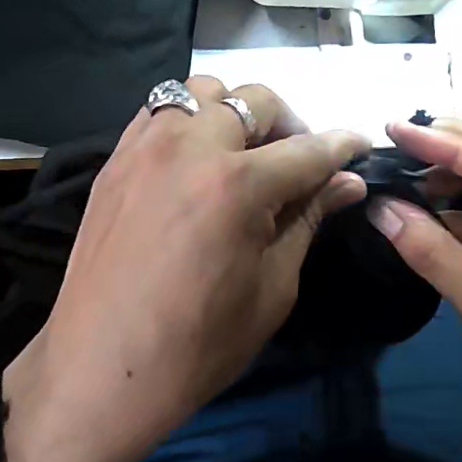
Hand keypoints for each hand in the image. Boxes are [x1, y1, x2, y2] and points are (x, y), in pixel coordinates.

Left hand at [1, 78, 368, 461]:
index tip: (359, 145)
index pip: (308, 149)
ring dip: (234, 111)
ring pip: (202, 91)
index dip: (342, 146)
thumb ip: (308, 219)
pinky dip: (189, 120)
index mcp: (238, 184)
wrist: (102, 370)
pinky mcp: (115, 161)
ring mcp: (145, 148)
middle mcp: (190, 147)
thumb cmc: (200, 343)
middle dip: (289, 124)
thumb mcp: (273, 286)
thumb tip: (348, 183)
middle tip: (297, 163)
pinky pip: (159, 112)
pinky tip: (196, 160)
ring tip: (242, 154)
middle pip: (255, 101)